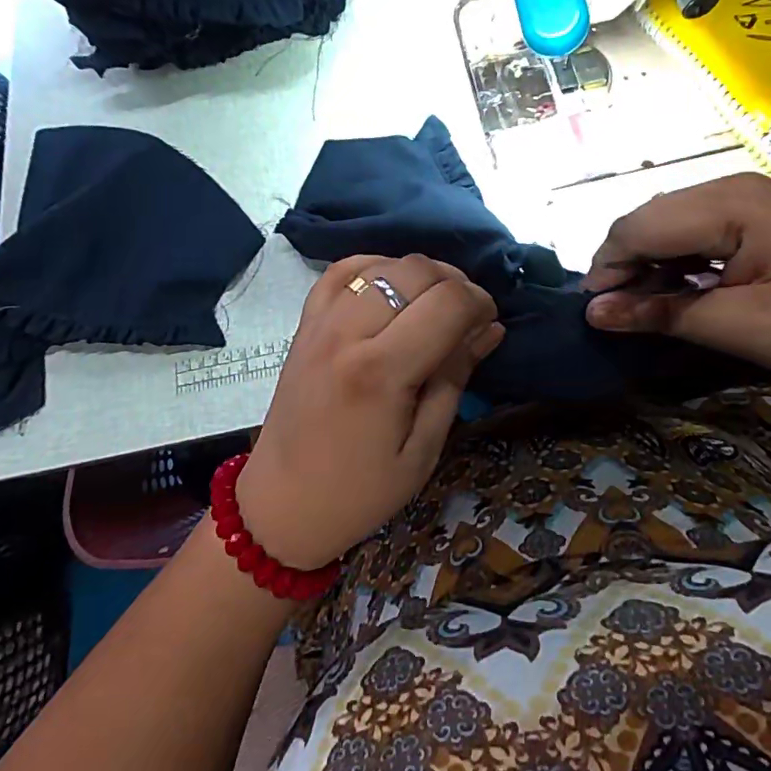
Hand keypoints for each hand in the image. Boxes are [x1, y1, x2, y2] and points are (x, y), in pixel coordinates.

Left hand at [236, 254, 503, 569]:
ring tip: (433, 304)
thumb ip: (455, 379)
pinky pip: (340, 271)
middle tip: (466, 316)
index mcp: (381, 371)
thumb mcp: (423, 449)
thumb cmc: (359, 491)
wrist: (281, 506)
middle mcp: (347, 333)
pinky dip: (374, 266)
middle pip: (417, 271)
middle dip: (455, 284)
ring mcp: (320, 324)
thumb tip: (489, 329)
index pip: (448, 302)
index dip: (480, 303)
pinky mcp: (304, 325)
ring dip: (419, 275)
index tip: (488, 324)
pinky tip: (392, 287)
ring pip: (382, 265)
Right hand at [582, 173, 770, 379]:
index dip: (607, 268)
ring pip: (664, 224)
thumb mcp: (742, 327)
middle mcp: (729, 187)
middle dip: (622, 264)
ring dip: (645, 264)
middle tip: (615, 315)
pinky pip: (690, 230)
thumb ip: (664, 314)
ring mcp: (740, 198)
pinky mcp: (748, 215)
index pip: (640, 226)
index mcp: (731, 204)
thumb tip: (594, 313)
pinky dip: (672, 261)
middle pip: (648, 219)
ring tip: (641, 307)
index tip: (592, 314)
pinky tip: (674, 290)